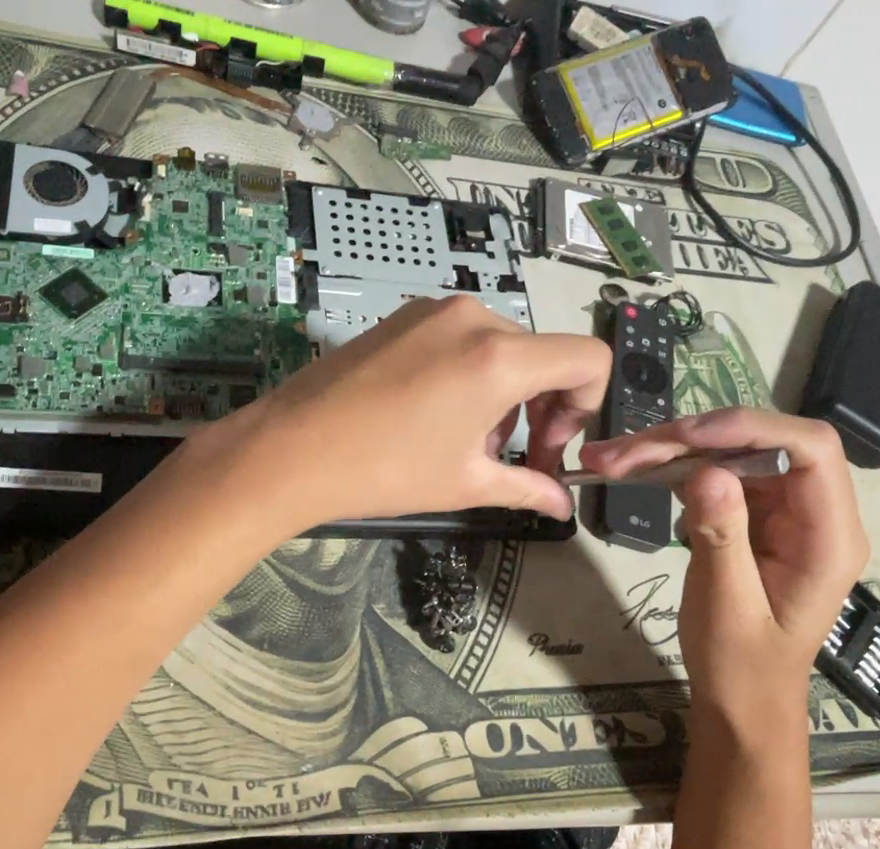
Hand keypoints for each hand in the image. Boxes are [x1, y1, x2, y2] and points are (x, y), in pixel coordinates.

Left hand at [201, 295, 610, 530]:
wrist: (291, 449)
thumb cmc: (385, 470)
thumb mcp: (464, 483)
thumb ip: (526, 488)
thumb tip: (561, 507)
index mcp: (500, 356)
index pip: (588, 358)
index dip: (586, 405)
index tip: (550, 445)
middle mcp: (473, 318)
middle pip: (542, 354)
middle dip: (539, 408)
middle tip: (509, 457)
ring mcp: (432, 312)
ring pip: (499, 347)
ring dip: (501, 394)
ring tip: (462, 442)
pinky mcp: (402, 317)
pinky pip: (459, 339)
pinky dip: (467, 374)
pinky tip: (431, 415)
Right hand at [578, 408, 868, 744]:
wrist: (741, 700)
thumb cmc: (742, 666)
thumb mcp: (727, 607)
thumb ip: (722, 537)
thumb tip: (706, 473)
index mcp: (829, 537)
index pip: (811, 451)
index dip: (751, 429)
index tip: (686, 435)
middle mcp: (812, 513)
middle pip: (762, 445)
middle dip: (692, 439)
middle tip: (624, 453)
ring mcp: (782, 513)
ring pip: (732, 455)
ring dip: (672, 451)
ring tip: (612, 460)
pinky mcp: (753, 517)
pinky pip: (717, 477)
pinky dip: (673, 471)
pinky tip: (634, 473)